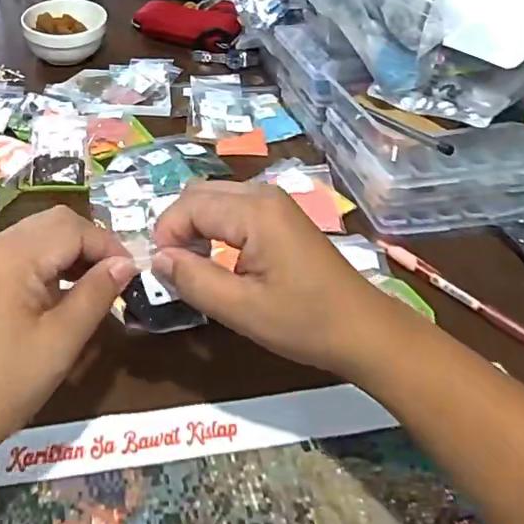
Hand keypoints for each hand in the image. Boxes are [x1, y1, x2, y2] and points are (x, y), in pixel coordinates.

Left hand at [0, 207, 132, 454]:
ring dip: (76, 249)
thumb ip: (96, 294)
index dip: (108, 245)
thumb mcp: (61, 341)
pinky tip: (72, 288)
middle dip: (93, 242)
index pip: (73, 228)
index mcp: (15, 253)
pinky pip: (30, 249)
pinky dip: (56, 259)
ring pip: (45, 232)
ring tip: (102, 283)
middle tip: (120, 276)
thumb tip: (127, 263)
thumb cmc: (7, 382)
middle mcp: (1, 243)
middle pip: (58, 221)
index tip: (136, 273)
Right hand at [151, 181, 387, 376]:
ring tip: (194, 265)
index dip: (167, 234)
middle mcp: (262, 193)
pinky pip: (232, 206)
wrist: (365, 330)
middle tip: (174, 267)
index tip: (161, 270)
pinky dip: (215, 226)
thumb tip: (157, 259)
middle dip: (178, 226)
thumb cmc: (305, 322)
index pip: (190, 206)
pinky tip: (220, 259)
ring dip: (195, 225)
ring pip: (214, 197)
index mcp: (254, 210)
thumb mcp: (242, 310)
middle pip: (199, 193)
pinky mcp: (280, 213)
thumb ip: (194, 280)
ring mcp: (273, 200)